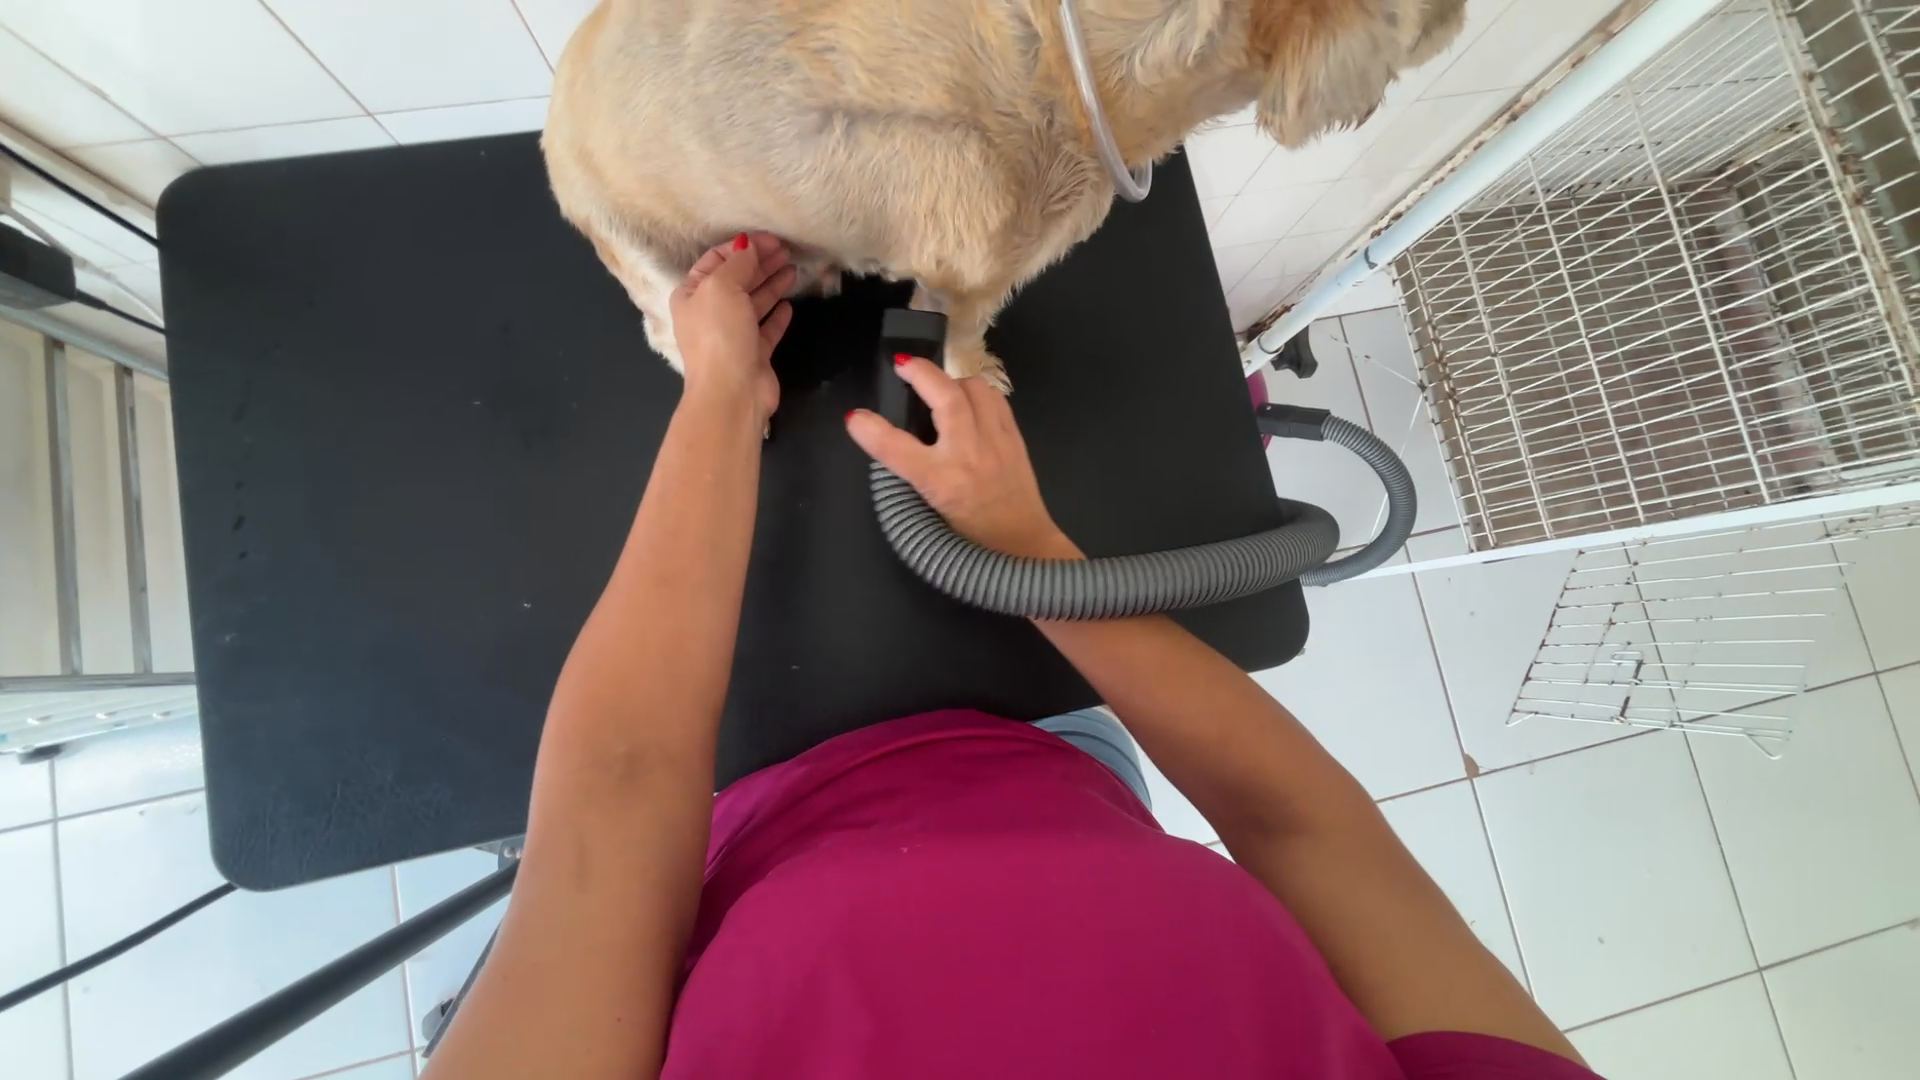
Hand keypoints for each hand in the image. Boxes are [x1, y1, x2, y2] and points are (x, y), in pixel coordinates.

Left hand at [668, 233, 796, 423]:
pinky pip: (766, 329)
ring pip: (754, 303)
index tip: (771, 239)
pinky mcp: (754, 354)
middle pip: (738, 280)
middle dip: (761, 263)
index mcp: (693, 294)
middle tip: (787, 251)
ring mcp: (733, 336)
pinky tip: (788, 305)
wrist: (732, 393)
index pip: (717, 261)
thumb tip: (749, 245)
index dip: (743, 247)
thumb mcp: (722, 287)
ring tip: (793, 270)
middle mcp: (710, 313)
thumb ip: (738, 263)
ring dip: (772, 285)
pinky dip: (777, 316)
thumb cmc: (720, 335)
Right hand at [845, 356, 1081, 559]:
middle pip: (946, 398)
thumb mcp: (929, 509)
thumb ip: (907, 473)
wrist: (1021, 545)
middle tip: (902, 364)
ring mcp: (997, 444)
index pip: (897, 449)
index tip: (855, 418)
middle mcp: (969, 457)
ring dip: (953, 379)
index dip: (872, 431)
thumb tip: (884, 440)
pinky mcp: (1015, 439)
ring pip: (976, 389)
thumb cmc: (970, 534)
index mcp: (941, 482)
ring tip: (940, 387)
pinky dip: (978, 392)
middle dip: (921, 372)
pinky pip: (997, 400)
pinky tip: (969, 400)